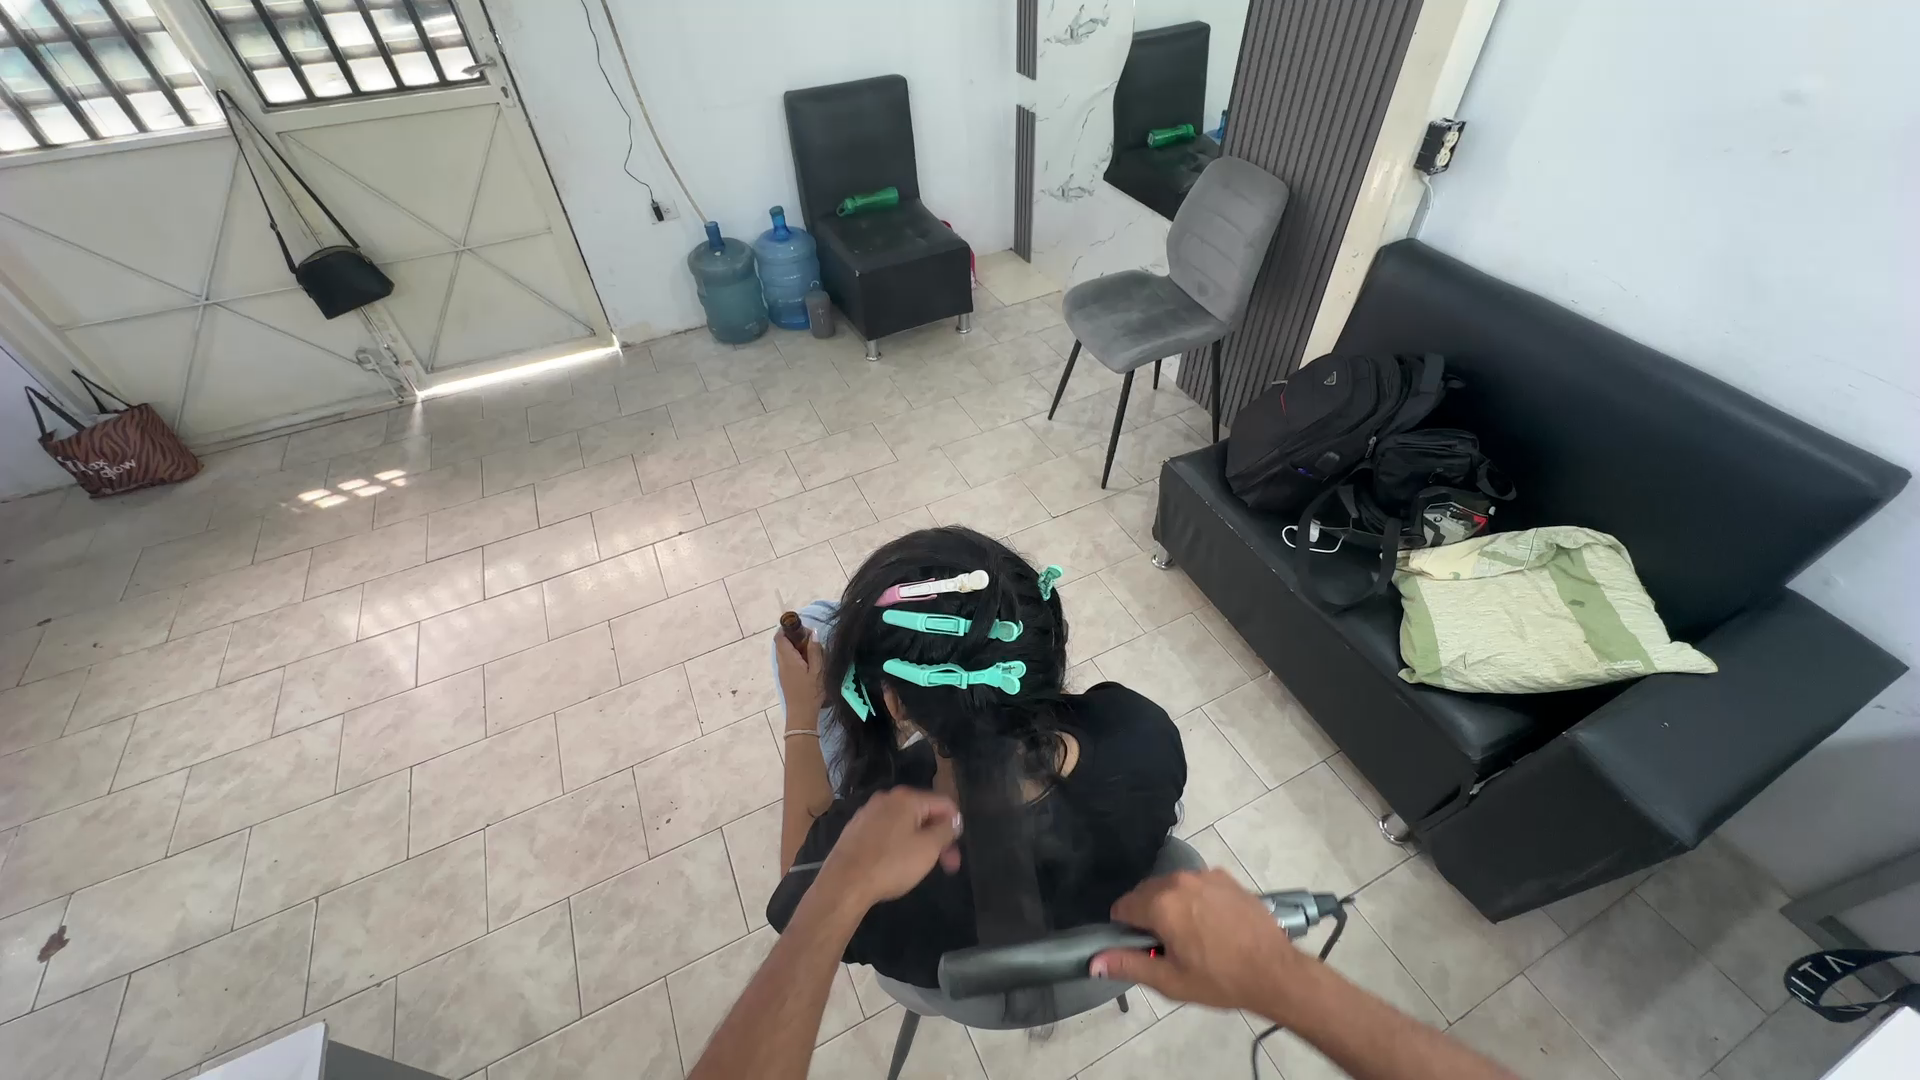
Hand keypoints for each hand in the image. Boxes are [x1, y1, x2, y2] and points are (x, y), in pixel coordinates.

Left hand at [774, 628, 825, 720]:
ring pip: (784, 651)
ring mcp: (782, 670)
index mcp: (788, 659)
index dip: (788, 628)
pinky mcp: (785, 677)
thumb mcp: (818, 670)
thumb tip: (813, 632)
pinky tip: (809, 661)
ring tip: (812, 650)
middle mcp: (782, 663)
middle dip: (794, 636)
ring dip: (796, 646)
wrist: (801, 714)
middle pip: (781, 643)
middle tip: (811, 639)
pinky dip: (796, 655)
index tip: (803, 628)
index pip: (780, 636)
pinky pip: (787, 659)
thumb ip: (815, 651)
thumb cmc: (811, 692)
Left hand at [816, 787, 962, 909]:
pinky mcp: (856, 829)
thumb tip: (954, 819)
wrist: (843, 883)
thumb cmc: (890, 864)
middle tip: (945, 865)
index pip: (944, 803)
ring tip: (920, 866)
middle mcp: (887, 798)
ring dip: (918, 841)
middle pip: (923, 812)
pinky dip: (897, 844)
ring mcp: (868, 812)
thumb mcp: (928, 849)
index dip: (956, 825)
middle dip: (938, 837)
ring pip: (904, 823)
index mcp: (907, 798)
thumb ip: (946, 830)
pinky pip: (886, 831)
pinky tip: (895, 864)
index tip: (956, 853)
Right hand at [1089, 869, 1307, 1011]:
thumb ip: (1128, 965)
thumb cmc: (1220, 978)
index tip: (1143, 947)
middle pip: (1146, 893)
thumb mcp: (1171, 981)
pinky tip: (1211, 923)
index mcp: (1161, 904)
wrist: (1275, 971)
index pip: (1123, 906)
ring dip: (1171, 905)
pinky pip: (1195, 884)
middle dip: (1149, 915)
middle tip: (1169, 946)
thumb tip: (1093, 961)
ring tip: (1192, 935)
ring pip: (1170, 887)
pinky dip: (1194, 898)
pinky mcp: (1223, 876)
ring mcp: (1202, 874)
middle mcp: (1177, 880)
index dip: (1126, 928)